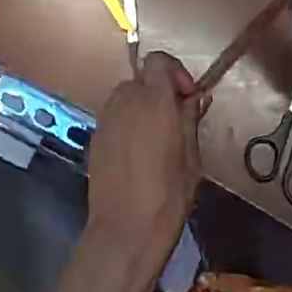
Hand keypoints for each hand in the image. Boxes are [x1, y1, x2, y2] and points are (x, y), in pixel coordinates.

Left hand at [87, 52, 204, 253]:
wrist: (124, 230)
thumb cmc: (167, 197)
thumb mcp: (192, 159)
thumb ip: (190, 120)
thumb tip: (195, 97)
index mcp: (154, 101)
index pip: (158, 60)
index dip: (175, 72)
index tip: (187, 98)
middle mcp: (126, 100)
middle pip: (142, 78)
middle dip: (160, 92)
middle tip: (176, 121)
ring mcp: (106, 117)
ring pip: (126, 95)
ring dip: (142, 106)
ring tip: (157, 138)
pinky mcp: (95, 135)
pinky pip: (115, 115)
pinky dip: (128, 122)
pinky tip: (137, 153)